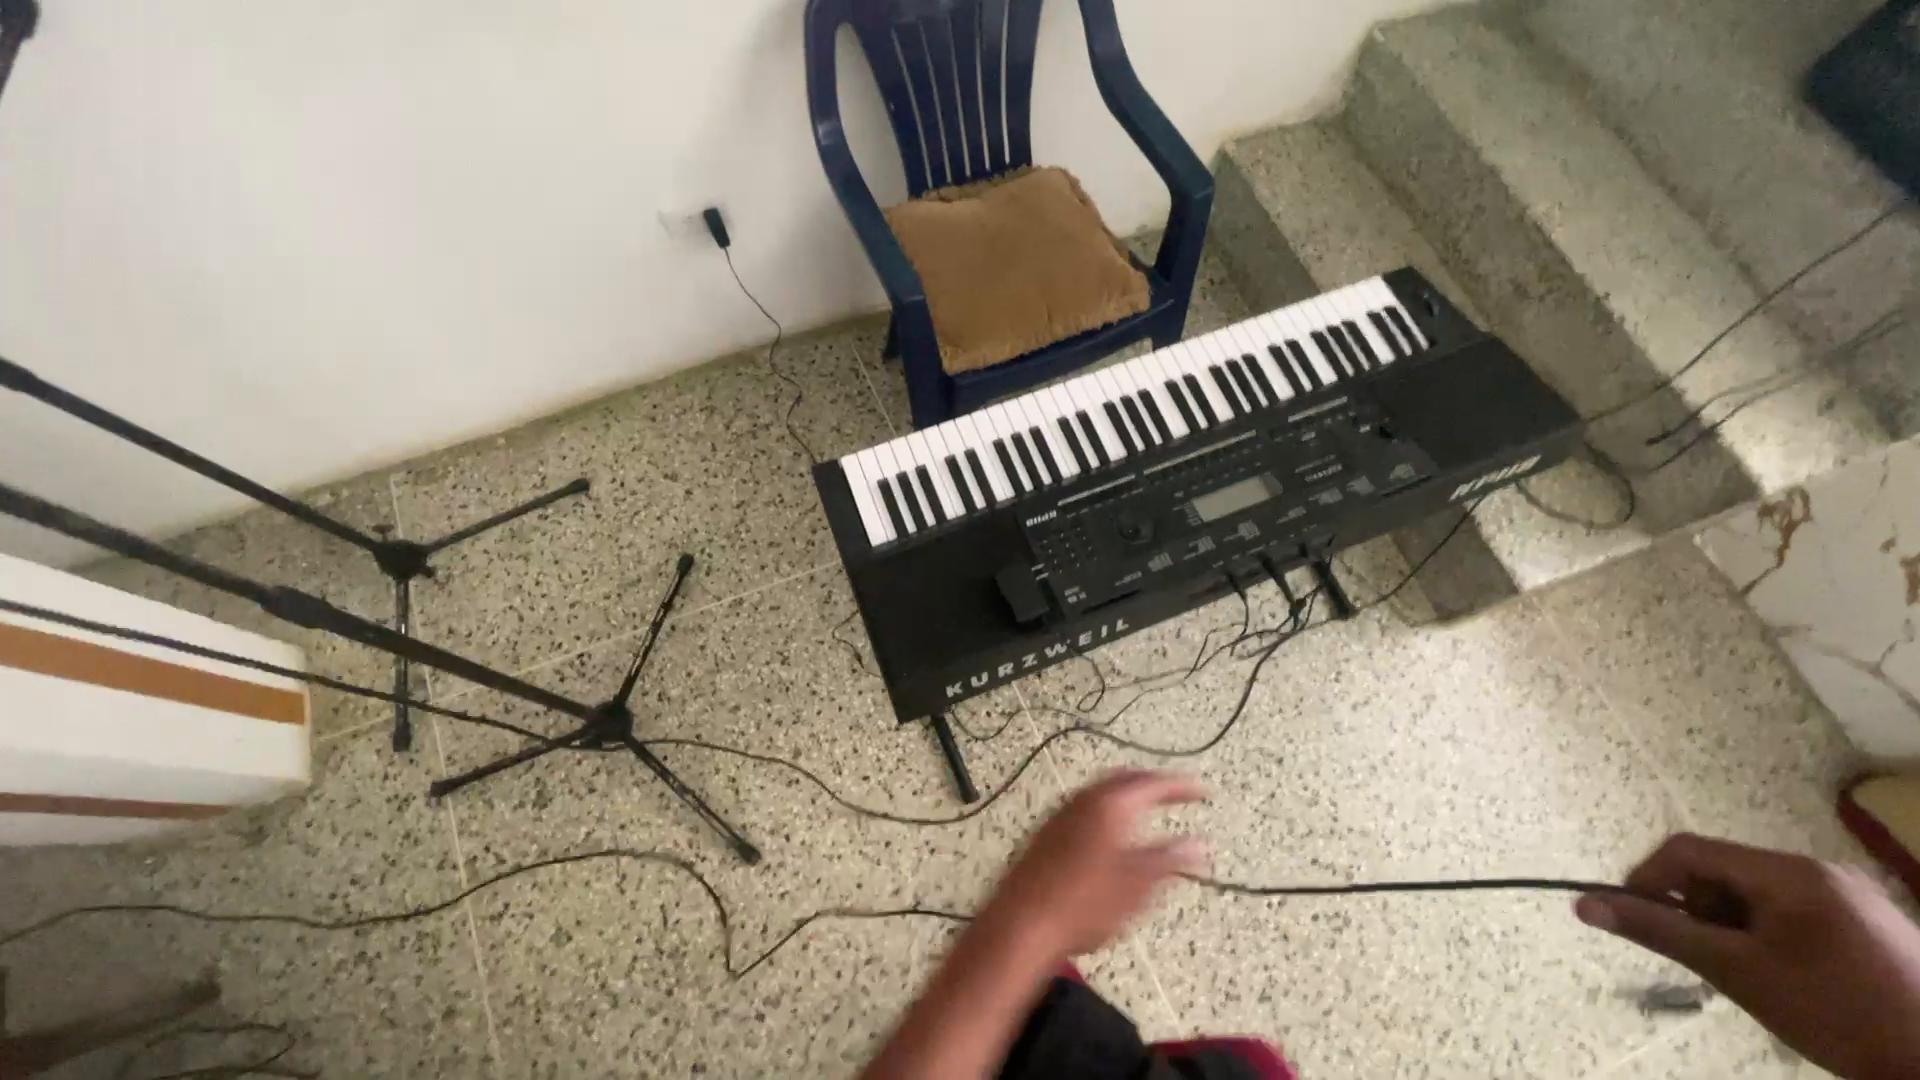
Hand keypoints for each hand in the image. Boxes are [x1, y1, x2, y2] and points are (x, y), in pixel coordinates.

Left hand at [980, 770, 1207, 957]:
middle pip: (1122, 779)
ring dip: (1125, 795)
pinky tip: (1110, 832)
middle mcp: (1082, 799)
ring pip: (1099, 791)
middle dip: (1150, 783)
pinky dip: (1105, 809)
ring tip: (1146, 809)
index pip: (1152, 783)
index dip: (1180, 786)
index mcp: (1109, 805)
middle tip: (1173, 793)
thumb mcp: (1137, 887)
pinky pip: (1082, 807)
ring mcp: (1059, 813)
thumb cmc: (1084, 905)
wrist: (1022, 923)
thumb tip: (1198, 846)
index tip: (1201, 789)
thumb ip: (1169, 861)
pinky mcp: (1045, 832)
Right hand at [1577, 834, 1919, 1079]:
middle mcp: (1820, 869)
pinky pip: (1791, 909)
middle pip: (1721, 869)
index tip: (1640, 920)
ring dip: (1731, 923)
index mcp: (1788, 872)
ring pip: (1754, 892)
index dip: (1648, 880)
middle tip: (1708, 956)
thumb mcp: (1735, 971)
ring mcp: (1851, 895)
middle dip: (1698, 908)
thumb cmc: (1835, 1012)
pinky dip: (1768, 933)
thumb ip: (1657, 930)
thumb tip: (1582, 903)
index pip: (1687, 850)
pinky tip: (1788, 974)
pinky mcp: (1871, 921)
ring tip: (1750, 971)